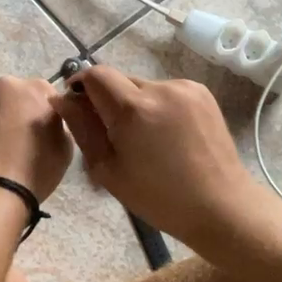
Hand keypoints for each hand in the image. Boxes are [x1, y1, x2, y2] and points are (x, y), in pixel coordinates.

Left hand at [0, 76, 71, 201]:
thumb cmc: (37, 166)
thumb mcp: (65, 144)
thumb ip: (57, 122)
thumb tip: (46, 120)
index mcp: (34, 88)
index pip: (45, 92)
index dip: (46, 110)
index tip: (46, 127)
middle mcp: (4, 85)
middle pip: (16, 94)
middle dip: (20, 109)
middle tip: (22, 135)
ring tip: (0, 143)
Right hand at [55, 66, 260, 237]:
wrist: (221, 207)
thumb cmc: (158, 197)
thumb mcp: (107, 169)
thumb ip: (82, 128)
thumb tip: (60, 99)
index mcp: (133, 109)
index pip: (94, 75)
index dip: (79, 86)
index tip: (77, 107)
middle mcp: (160, 88)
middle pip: (118, 80)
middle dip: (107, 99)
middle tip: (110, 133)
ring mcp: (185, 88)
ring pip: (142, 86)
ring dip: (132, 103)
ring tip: (142, 137)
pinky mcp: (202, 93)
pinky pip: (164, 91)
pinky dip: (156, 105)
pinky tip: (164, 134)